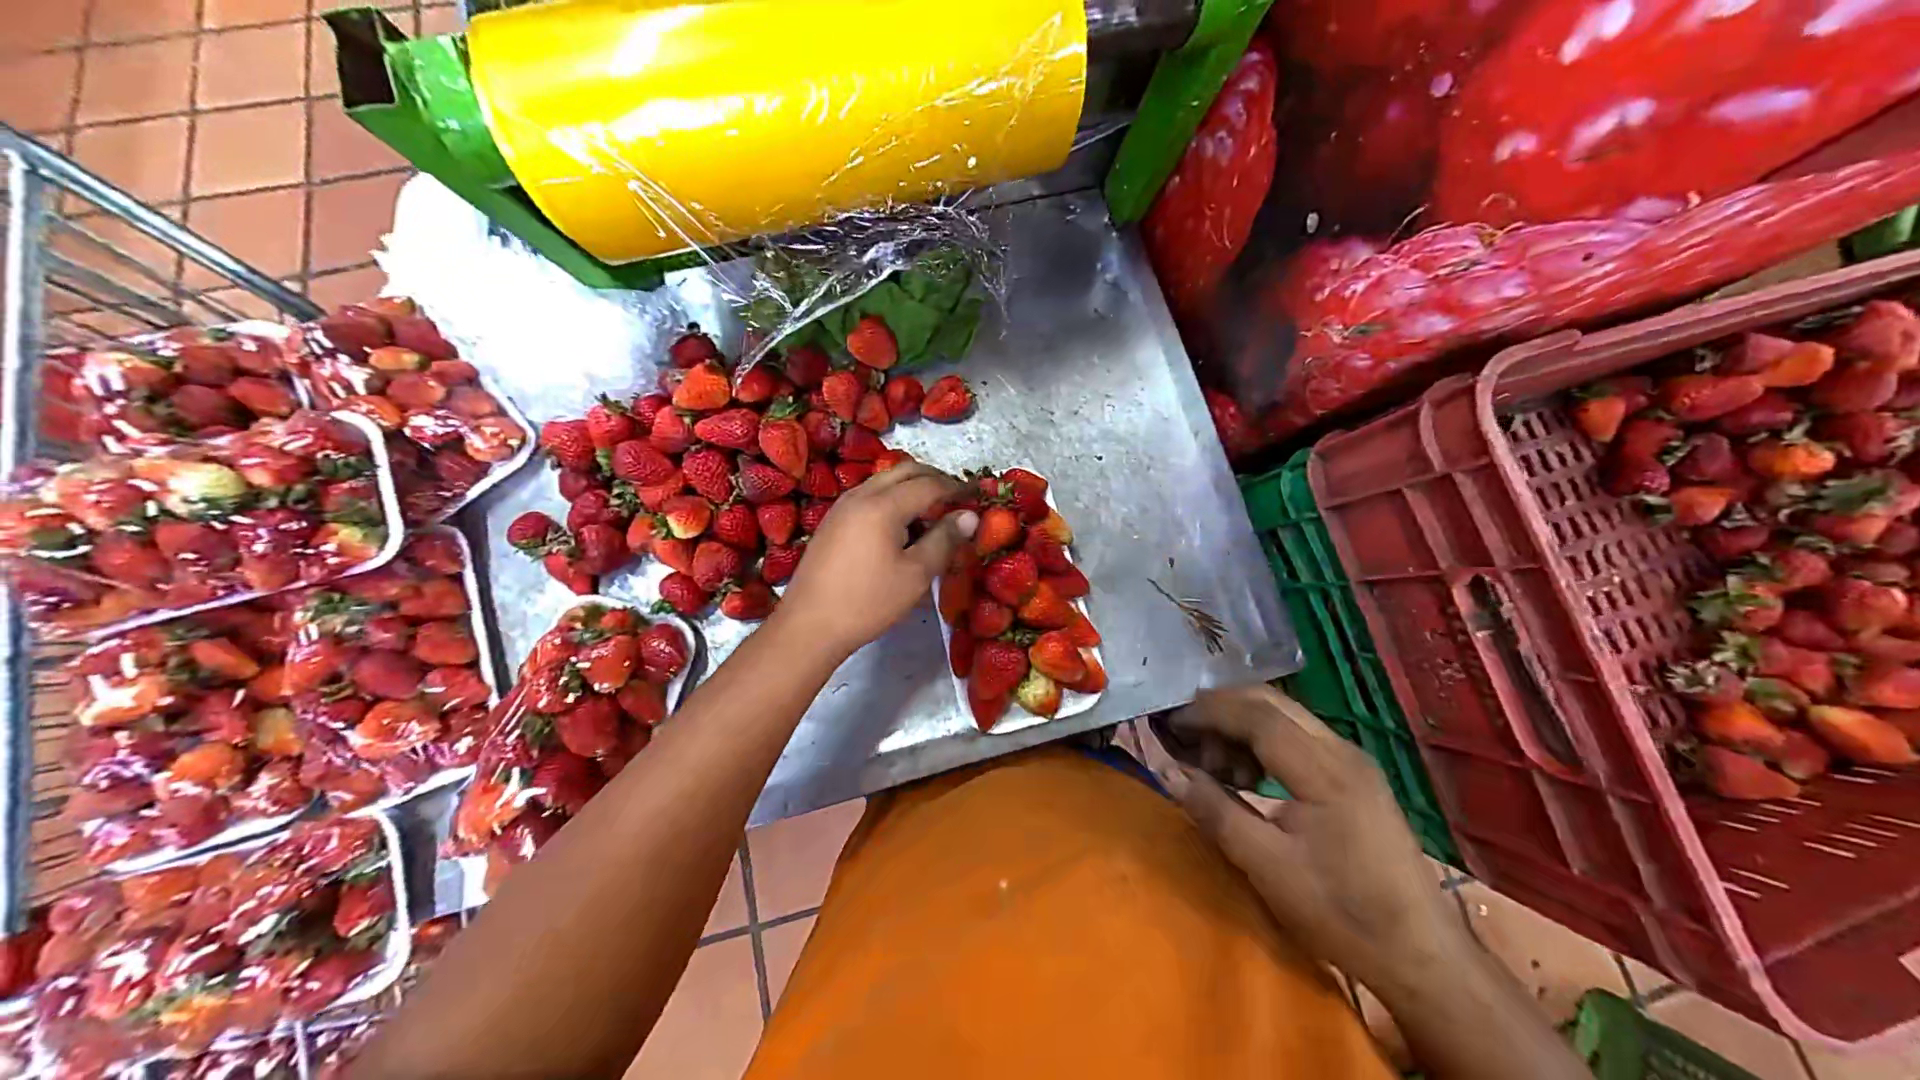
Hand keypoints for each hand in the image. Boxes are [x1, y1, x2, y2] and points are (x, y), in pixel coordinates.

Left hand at [771, 463, 977, 659]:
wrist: (810, 625)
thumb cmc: (868, 602)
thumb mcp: (916, 575)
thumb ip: (944, 540)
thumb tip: (969, 517)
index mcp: (883, 505)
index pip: (929, 484)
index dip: (956, 488)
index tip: (977, 497)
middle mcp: (861, 495)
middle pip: (904, 471)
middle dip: (934, 479)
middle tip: (957, 498)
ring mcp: (842, 506)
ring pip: (884, 481)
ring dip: (911, 487)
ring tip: (932, 513)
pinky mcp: (833, 521)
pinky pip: (869, 495)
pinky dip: (892, 499)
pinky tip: (901, 527)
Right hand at [1159, 685, 1472, 993]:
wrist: (1421, 956)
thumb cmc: (1341, 912)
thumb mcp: (1266, 865)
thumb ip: (1214, 810)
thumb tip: (1168, 770)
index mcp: (1323, 769)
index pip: (1255, 714)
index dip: (1206, 713)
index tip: (1168, 726)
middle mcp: (1341, 750)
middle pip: (1269, 702)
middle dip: (1219, 711)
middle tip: (1184, 739)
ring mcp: (1352, 760)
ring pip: (1283, 716)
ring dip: (1240, 726)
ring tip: (1213, 766)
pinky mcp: (1355, 775)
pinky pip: (1297, 737)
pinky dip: (1261, 742)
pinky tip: (1246, 777)